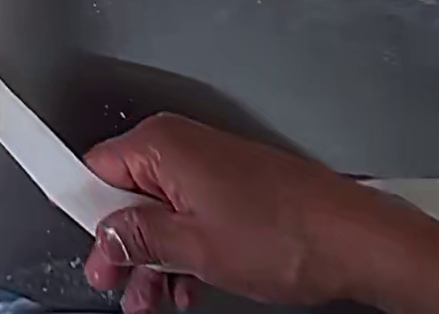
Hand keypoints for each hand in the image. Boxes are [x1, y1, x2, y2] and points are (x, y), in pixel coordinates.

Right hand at [82, 114, 438, 313]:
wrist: (350, 236)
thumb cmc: (281, 232)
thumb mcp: (196, 247)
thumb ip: (139, 238)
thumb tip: (103, 238)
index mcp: (158, 144)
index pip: (95, 168)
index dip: (88, 214)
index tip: (88, 249)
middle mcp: (173, 141)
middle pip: (123, 189)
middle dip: (122, 243)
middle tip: (119, 285)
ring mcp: (198, 158)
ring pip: (153, 204)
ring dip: (150, 253)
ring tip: (153, 297)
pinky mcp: (218, 176)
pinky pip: (179, 206)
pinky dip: (176, 243)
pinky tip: (182, 281)